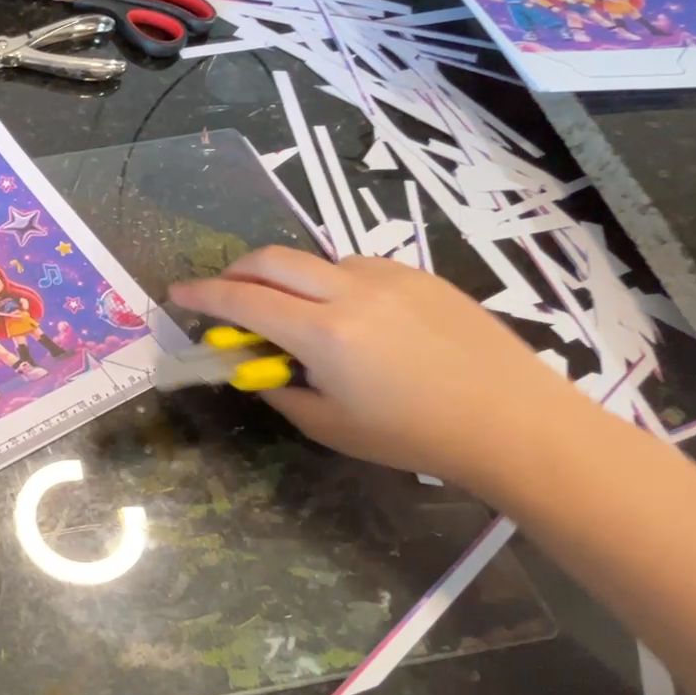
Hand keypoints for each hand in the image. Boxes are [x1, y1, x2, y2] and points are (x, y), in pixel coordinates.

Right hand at [167, 247, 600, 487]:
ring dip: (286, 278)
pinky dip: (331, 282)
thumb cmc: (414, 436)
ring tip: (295, 313)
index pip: (241, 299)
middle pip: (271, 259)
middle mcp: (351, 292)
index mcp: (323, 334)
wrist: (518, 425)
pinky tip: (350, 316)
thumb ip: (278, 389)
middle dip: (235, 270)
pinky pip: (356, 267)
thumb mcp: (327, 425)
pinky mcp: (421, 277)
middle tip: (224, 292)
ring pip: (314, 260)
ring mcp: (390, 278)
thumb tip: (254, 366)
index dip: (202, 294)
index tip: (177, 293)